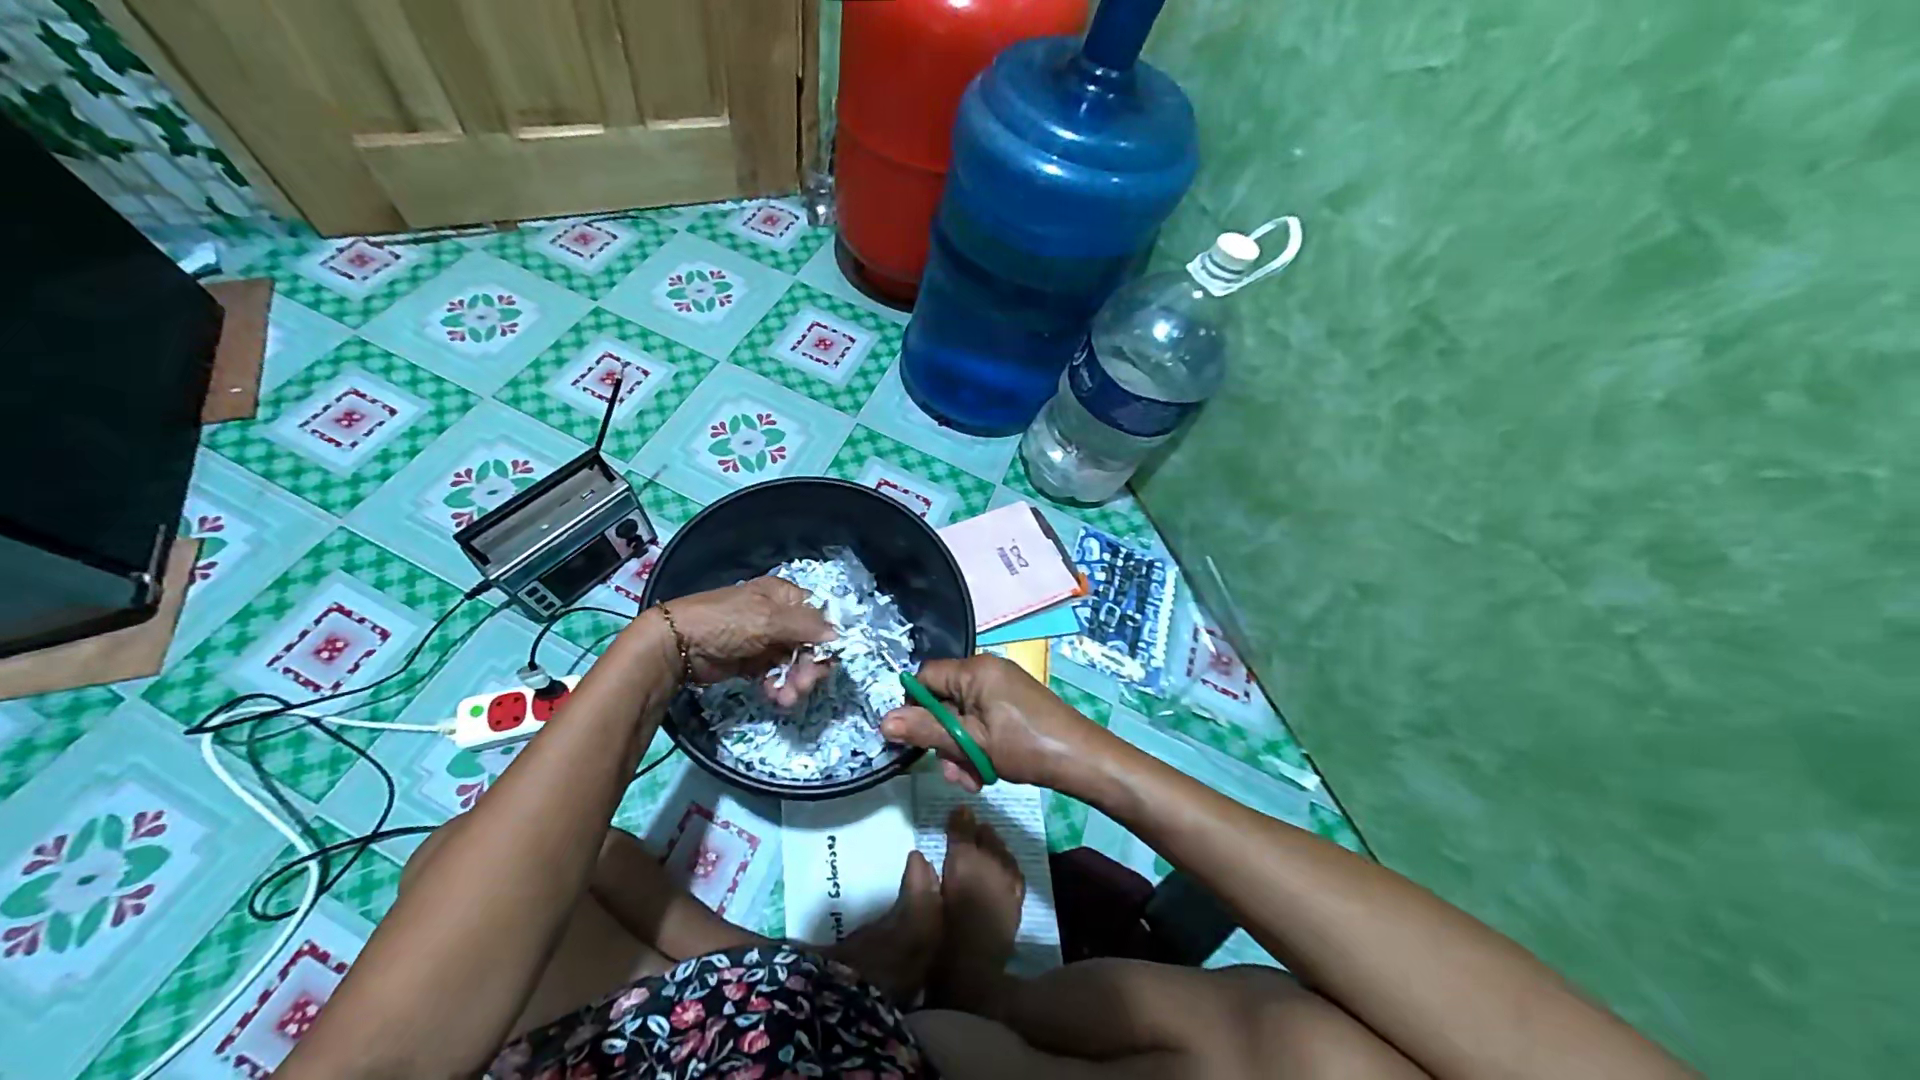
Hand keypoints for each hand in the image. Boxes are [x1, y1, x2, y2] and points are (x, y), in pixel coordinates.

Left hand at [653, 577, 834, 695]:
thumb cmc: (725, 622)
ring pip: (795, 663)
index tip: (826, 660)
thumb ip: (807, 626)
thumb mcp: (768, 619)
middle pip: (810, 644)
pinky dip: (780, 688)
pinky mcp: (754, 663)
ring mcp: (766, 641)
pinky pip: (777, 676)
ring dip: (796, 682)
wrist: (676, 645)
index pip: (819, 616)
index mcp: (784, 596)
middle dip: (810, 667)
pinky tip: (775, 697)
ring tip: (787, 698)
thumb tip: (839, 635)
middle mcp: (779, 617)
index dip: (827, 639)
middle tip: (804, 686)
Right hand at [880, 655, 1112, 791]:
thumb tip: (884, 721)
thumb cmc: (1024, 746)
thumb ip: (926, 730)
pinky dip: (978, 746)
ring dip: (961, 750)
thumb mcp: (970, 742)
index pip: (925, 677)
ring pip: (962, 716)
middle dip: (943, 739)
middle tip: (954, 770)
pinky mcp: (1013, 703)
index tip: (916, 741)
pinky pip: (981, 720)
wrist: (1081, 759)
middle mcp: (987, 671)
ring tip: (974, 778)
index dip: (914, 708)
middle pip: (943, 700)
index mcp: (974, 670)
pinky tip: (986, 773)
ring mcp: (1002, 687)